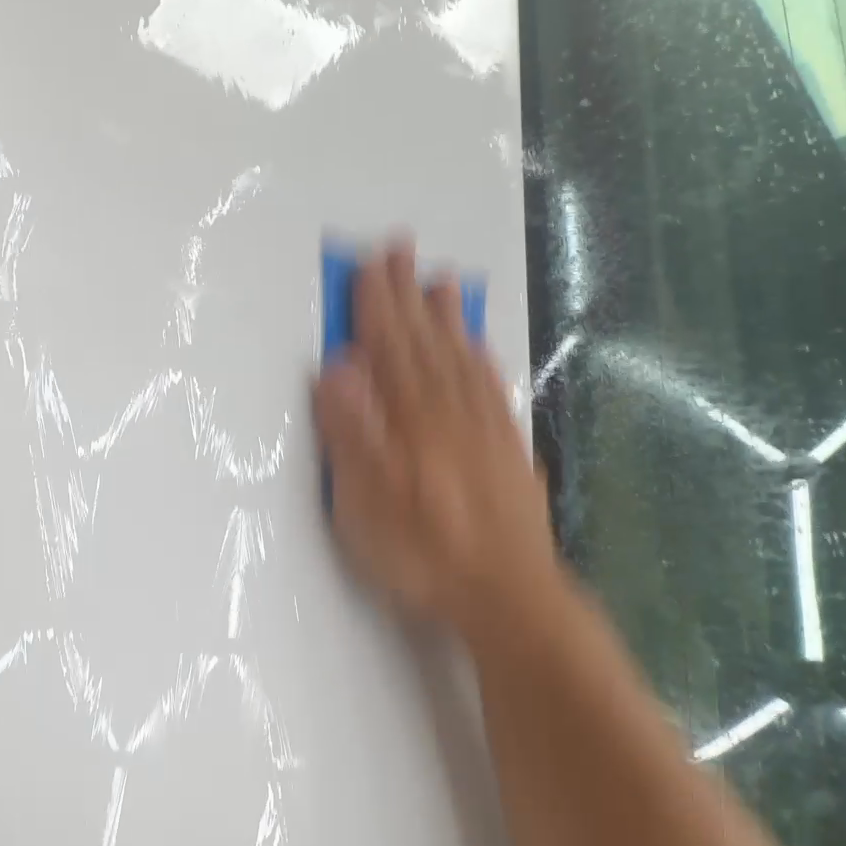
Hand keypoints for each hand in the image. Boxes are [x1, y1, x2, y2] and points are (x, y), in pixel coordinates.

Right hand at [313, 240, 561, 633]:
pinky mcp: (506, 452)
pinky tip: (476, 346)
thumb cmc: (422, 554)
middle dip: (407, 297)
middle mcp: (451, 415)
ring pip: (461, 360)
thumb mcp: (366, 501)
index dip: (376, 307)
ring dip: (447, 318)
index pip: (389, 351)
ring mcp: (484, 431)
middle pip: (425, 345)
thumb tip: (337, 369)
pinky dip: (480, 359)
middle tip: (400, 248)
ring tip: (441, 280)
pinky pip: (491, 389)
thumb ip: (352, 433)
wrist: (508, 597)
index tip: (367, 264)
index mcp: (411, 422)